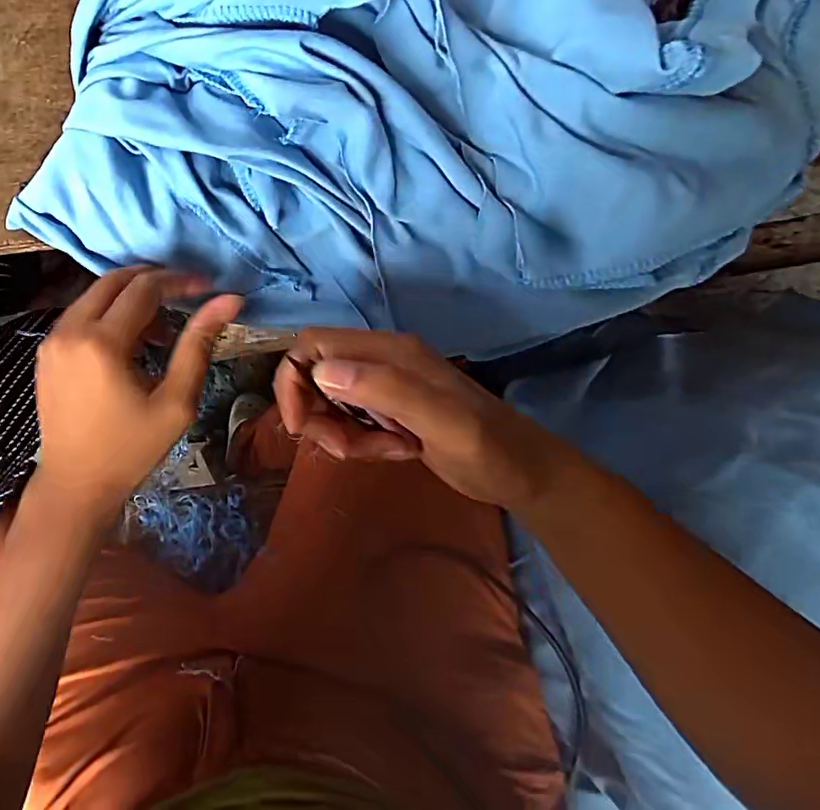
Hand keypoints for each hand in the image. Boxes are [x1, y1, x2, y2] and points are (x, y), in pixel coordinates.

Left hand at [34, 270, 243, 513]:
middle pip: (114, 280)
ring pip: (95, 293)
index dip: (178, 281)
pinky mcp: (45, 351)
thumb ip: (198, 344)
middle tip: (185, 295)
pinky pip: (80, 313)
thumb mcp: (175, 402)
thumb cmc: (130, 450)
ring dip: (129, 296)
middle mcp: (70, 330)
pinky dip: (107, 313)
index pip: (143, 288)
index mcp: (102, 343)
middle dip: (153, 279)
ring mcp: (52, 339)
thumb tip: (228, 301)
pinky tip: (130, 340)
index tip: (206, 287)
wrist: (75, 485)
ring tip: (161, 327)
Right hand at [272, 328, 580, 510]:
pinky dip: (356, 439)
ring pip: (327, 399)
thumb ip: (386, 390)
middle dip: (316, 414)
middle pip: (313, 373)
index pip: (311, 344)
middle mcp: (379, 359)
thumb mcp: (443, 422)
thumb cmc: (490, 448)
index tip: (299, 427)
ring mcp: (383, 383)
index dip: (292, 380)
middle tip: (344, 449)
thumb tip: (321, 372)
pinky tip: (393, 451)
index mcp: (388, 351)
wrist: (527, 474)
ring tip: (379, 452)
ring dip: (339, 432)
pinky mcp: (387, 406)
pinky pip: (348, 417)